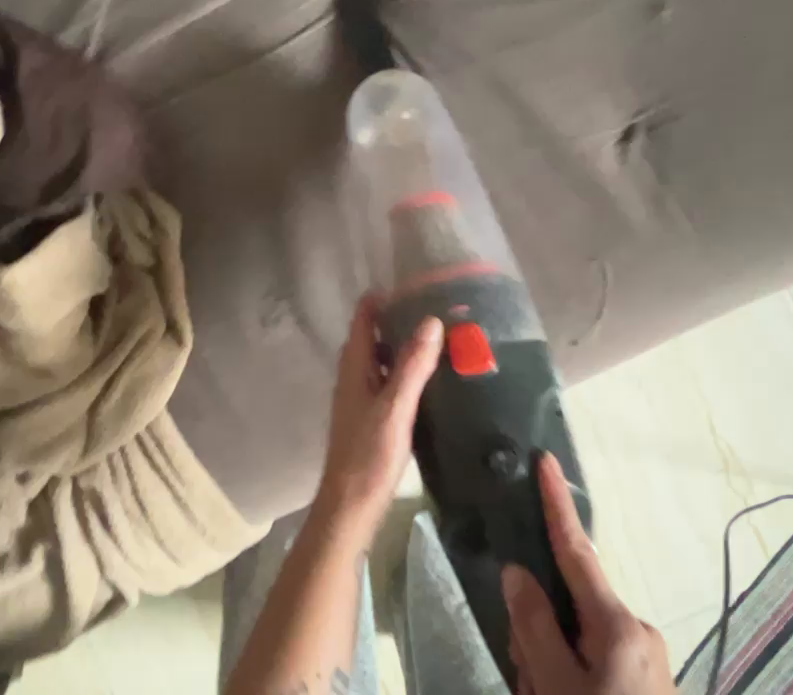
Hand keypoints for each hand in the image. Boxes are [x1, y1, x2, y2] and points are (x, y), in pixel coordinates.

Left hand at [314, 296, 443, 547]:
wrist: (350, 507)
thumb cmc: (369, 455)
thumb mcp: (396, 408)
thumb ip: (411, 366)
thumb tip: (430, 321)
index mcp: (353, 367)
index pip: (363, 317)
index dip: (384, 298)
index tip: (416, 286)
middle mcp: (353, 377)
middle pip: (372, 336)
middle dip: (399, 320)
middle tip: (439, 310)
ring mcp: (360, 398)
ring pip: (381, 361)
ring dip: (404, 348)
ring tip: (442, 341)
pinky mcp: (370, 418)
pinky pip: (388, 383)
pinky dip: (406, 374)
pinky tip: (432, 383)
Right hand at [502, 455, 675, 694]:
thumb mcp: (556, 688)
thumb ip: (533, 626)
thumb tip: (519, 572)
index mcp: (617, 626)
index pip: (576, 551)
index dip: (557, 505)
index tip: (547, 460)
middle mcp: (636, 633)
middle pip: (565, 605)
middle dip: (536, 632)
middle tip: (530, 682)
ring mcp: (644, 661)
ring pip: (573, 639)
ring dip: (548, 665)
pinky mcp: (643, 684)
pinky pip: (591, 664)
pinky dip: (567, 679)